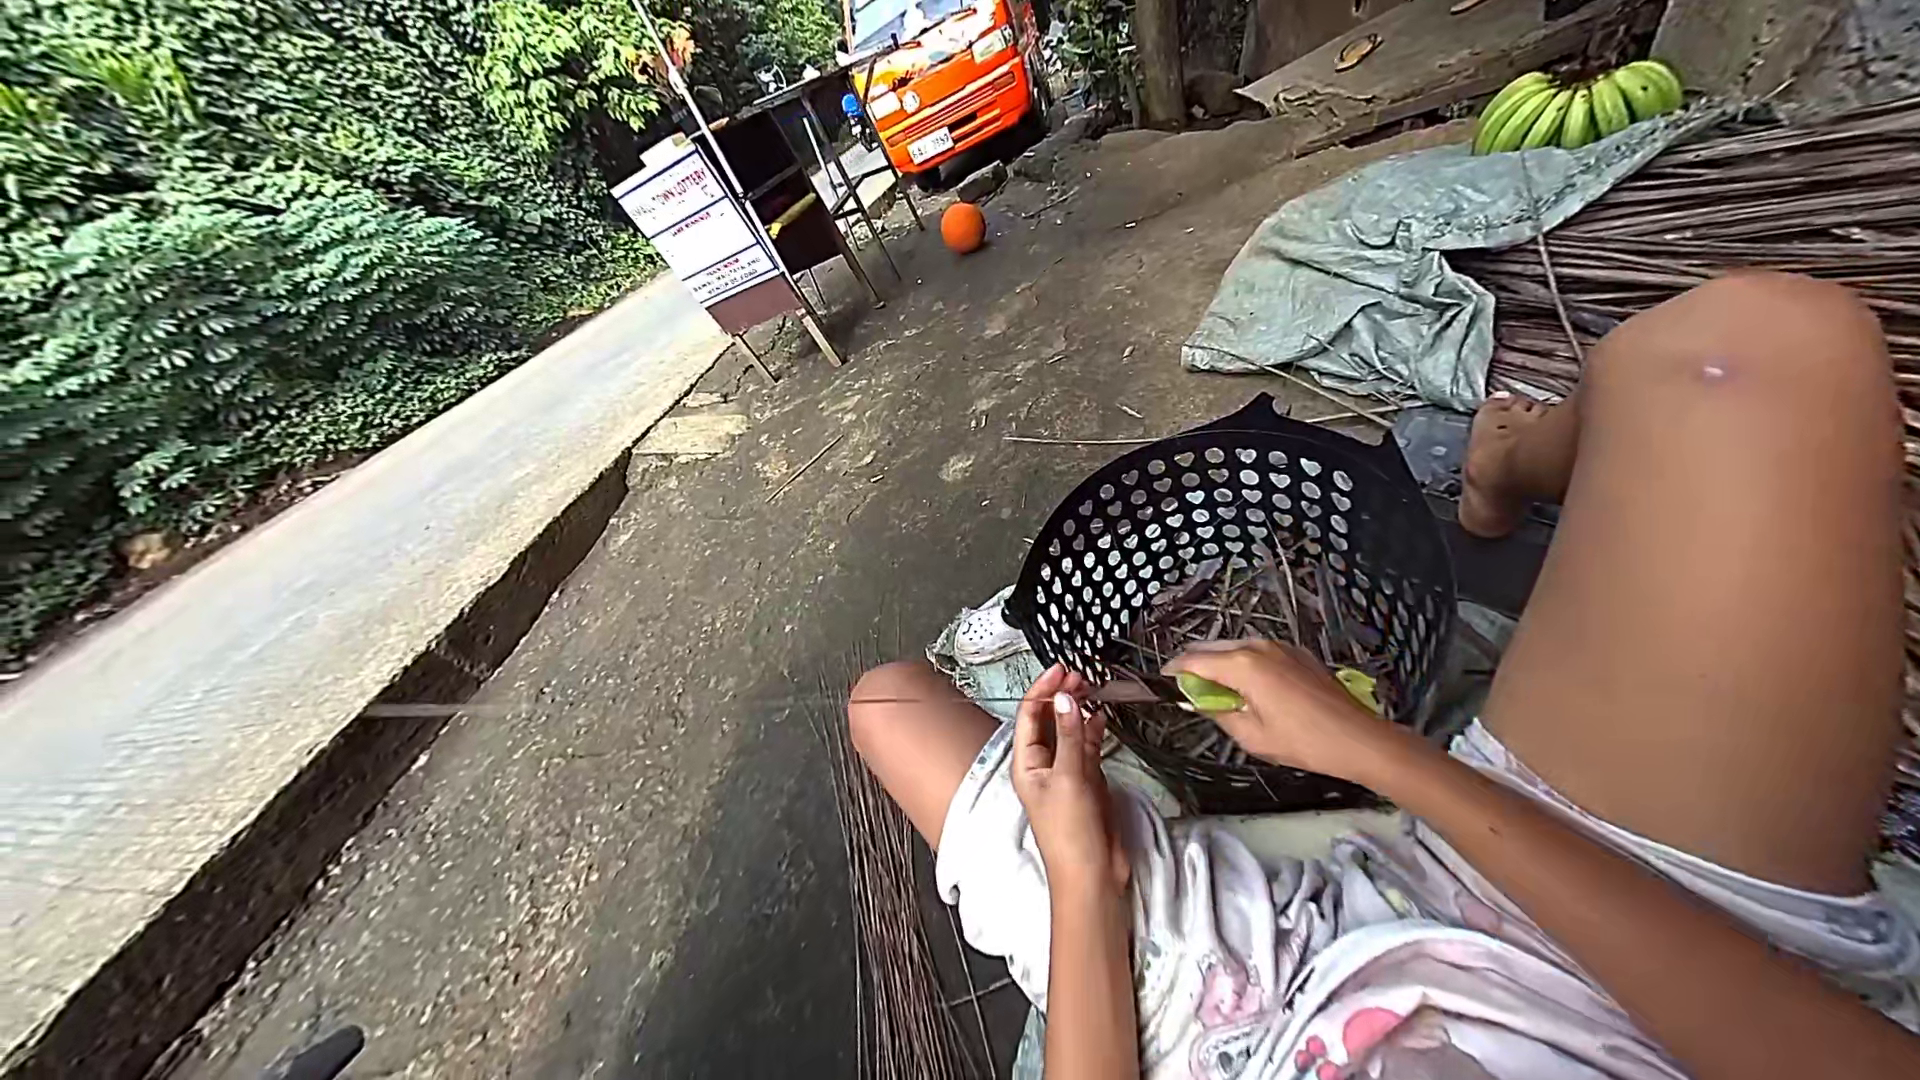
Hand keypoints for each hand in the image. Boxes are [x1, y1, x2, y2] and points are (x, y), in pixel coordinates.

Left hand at [1011, 663, 1128, 896]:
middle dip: (1061, 696)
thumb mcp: (1069, 777)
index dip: (1043, 690)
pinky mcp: (1086, 779)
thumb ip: (1070, 736)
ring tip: (1092, 687)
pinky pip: (1087, 746)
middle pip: (1049, 719)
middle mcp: (1043, 763)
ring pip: (1069, 729)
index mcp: (1026, 762)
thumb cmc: (1070, 832)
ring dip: (1078, 709)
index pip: (1030, 715)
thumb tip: (1066, 698)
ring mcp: (1065, 771)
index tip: (1060, 670)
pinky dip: (1093, 729)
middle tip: (1080, 676)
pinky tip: (1101, 715)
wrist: (1092, 875)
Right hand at [1163, 638, 1402, 783]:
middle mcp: (1257, 647)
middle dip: (1194, 665)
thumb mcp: (1251, 736)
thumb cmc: (1304, 742)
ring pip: (1233, 647)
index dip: (1174, 671)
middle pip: (1210, 648)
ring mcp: (1279, 646)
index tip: (1164, 683)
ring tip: (1217, 690)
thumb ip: (1216, 712)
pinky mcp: (1296, 652)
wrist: (1361, 740)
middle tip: (1188, 689)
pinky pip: (1256, 651)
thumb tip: (1196, 701)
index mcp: (1242, 666)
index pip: (1193, 660)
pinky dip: (1242, 663)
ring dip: (1218, 663)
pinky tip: (1248, 687)